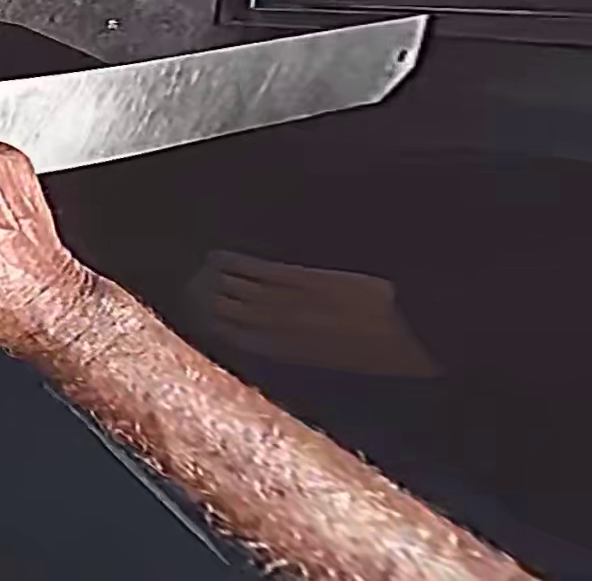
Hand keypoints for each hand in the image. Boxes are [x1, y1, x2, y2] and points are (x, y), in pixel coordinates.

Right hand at [187, 250, 443, 377]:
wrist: (425, 330)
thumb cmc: (389, 353)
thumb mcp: (338, 362)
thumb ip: (293, 347)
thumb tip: (259, 336)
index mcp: (287, 351)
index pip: (224, 332)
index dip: (203, 320)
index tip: (195, 310)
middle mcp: (277, 325)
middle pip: (216, 305)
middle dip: (198, 294)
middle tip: (193, 286)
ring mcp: (285, 299)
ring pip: (224, 283)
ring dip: (208, 274)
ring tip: (204, 270)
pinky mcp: (297, 277)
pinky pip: (246, 266)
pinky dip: (226, 259)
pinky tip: (220, 257)